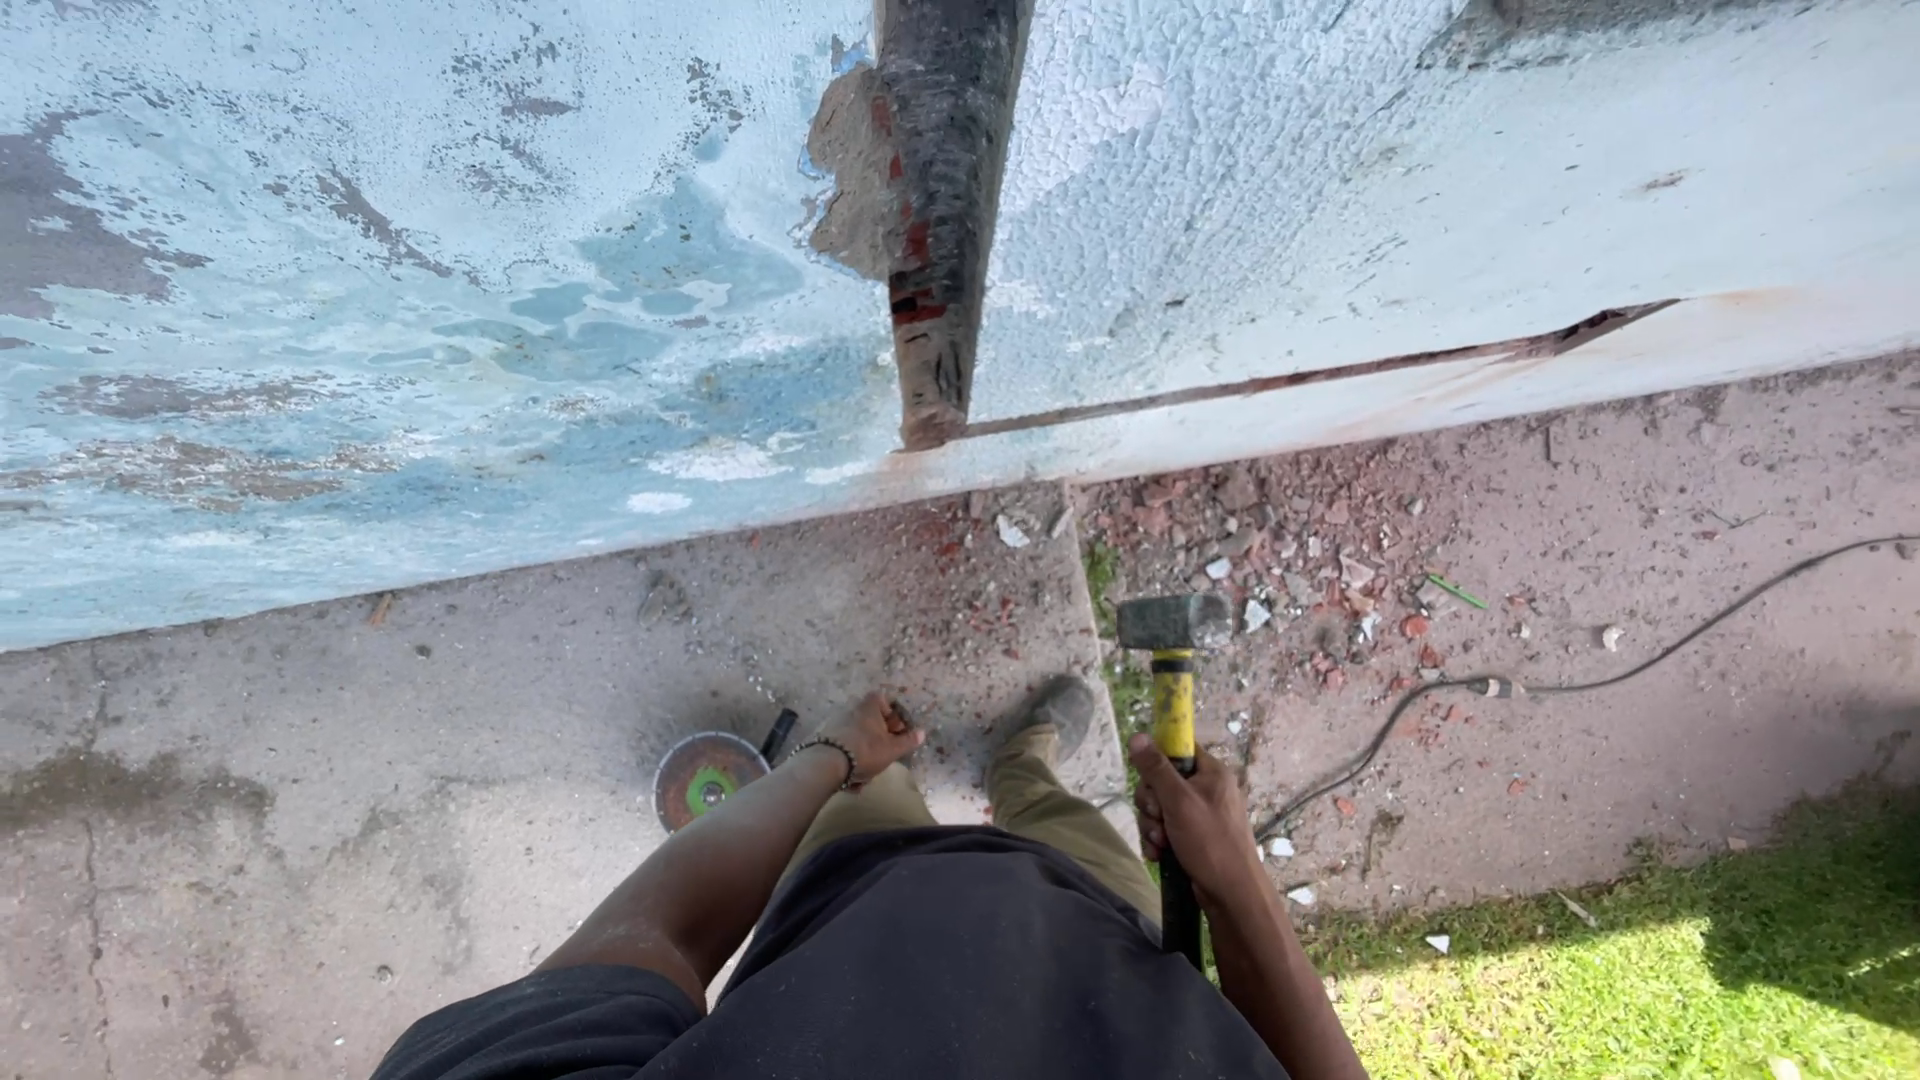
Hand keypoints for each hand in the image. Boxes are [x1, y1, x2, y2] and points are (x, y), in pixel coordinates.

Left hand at [814, 692, 925, 788]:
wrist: (826, 764)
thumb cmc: (865, 751)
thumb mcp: (892, 749)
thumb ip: (908, 741)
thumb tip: (922, 733)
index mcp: (869, 706)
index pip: (883, 699)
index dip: (892, 715)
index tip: (896, 733)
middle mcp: (851, 709)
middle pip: (871, 721)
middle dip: (879, 739)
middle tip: (884, 755)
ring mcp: (836, 723)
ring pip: (857, 738)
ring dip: (864, 754)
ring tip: (866, 774)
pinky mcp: (824, 738)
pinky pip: (843, 748)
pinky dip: (849, 761)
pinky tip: (850, 780)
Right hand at [1129, 733, 1264, 909]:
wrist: (1233, 896)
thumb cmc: (1210, 842)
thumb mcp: (1178, 801)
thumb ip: (1156, 769)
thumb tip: (1138, 735)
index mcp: (1212, 772)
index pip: (1178, 749)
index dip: (1158, 760)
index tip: (1149, 778)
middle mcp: (1207, 789)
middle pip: (1162, 779)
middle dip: (1152, 802)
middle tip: (1158, 817)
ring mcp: (1201, 814)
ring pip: (1160, 806)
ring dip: (1153, 824)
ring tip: (1160, 842)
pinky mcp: (1194, 836)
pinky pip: (1166, 826)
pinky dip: (1158, 839)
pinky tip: (1158, 854)